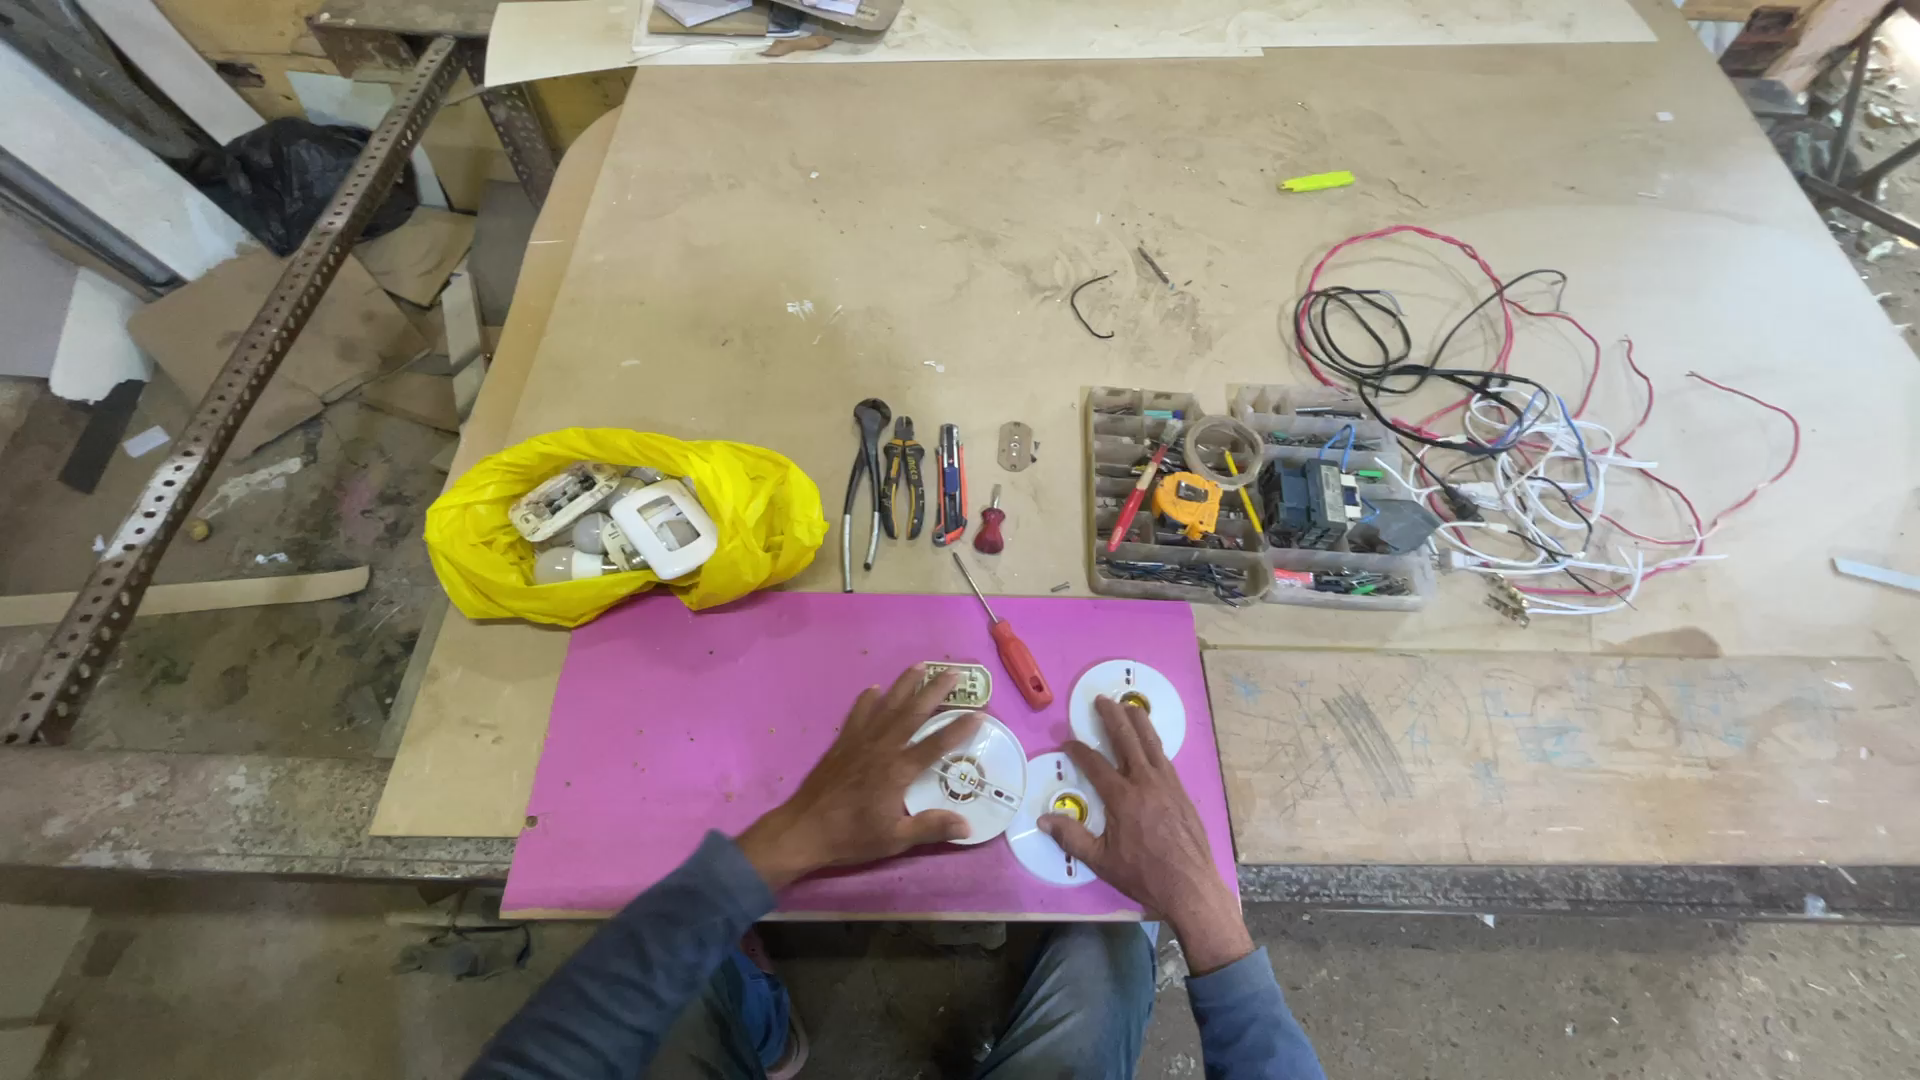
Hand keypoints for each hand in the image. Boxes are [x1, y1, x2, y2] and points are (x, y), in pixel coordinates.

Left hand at [737, 665, 982, 888]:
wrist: (802, 830)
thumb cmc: (850, 836)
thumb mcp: (894, 840)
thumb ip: (930, 828)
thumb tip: (968, 826)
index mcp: (898, 770)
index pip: (936, 744)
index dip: (959, 728)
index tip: (980, 713)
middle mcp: (882, 748)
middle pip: (913, 712)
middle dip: (934, 690)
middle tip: (953, 671)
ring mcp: (860, 741)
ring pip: (887, 705)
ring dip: (905, 684)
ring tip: (920, 665)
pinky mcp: (842, 743)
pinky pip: (858, 714)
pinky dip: (867, 700)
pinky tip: (874, 688)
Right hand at [1040, 697, 1253, 974]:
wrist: (1191, 887)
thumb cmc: (1143, 875)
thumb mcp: (1101, 861)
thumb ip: (1071, 837)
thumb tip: (1043, 820)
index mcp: (1122, 797)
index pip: (1094, 764)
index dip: (1078, 750)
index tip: (1067, 742)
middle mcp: (1145, 782)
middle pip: (1126, 739)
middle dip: (1112, 716)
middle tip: (1101, 699)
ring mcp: (1167, 784)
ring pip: (1151, 742)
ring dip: (1138, 721)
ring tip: (1129, 705)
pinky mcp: (1181, 791)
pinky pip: (1164, 758)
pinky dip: (1153, 743)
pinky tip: (1150, 741)